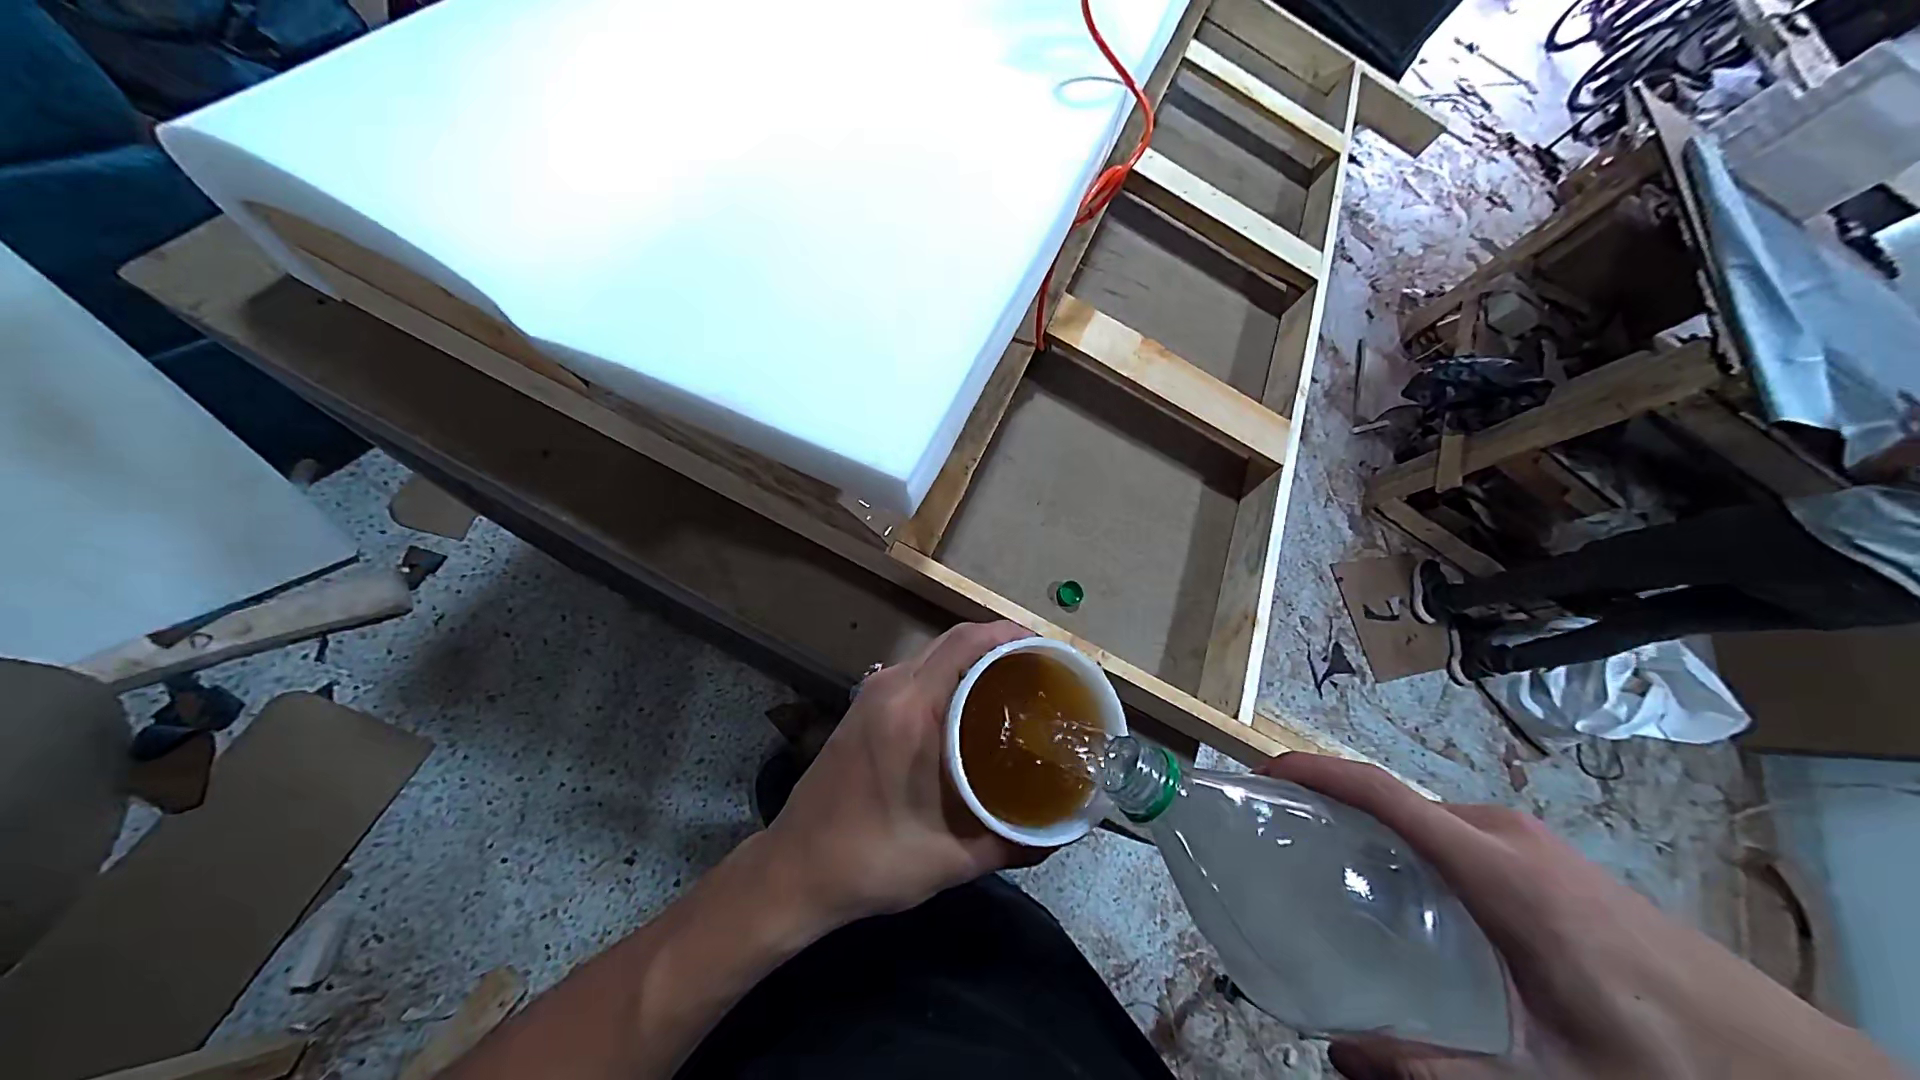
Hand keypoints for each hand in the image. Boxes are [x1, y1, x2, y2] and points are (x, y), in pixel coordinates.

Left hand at [757, 621, 1048, 927]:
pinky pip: (917, 674)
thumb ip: (1014, 842)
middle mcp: (889, 688)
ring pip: (934, 655)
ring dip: (974, 659)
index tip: (1050, 652)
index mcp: (910, 711)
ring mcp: (871, 694)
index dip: (1011, 635)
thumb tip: (1063, 831)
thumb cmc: (872, 862)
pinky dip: (949, 675)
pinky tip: (971, 705)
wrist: (794, 871)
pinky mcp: (862, 707)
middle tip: (1043, 671)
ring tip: (1015, 685)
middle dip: (1000, 644)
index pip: (966, 644)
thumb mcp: (952, 859)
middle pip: (953, 640)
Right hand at [1260, 753, 1908, 1079]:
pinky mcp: (1545, 856)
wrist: (1793, 1068)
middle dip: (1332, 805)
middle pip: (1396, 799)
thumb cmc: (1664, 1061)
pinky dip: (1408, 841)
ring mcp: (1529, 841)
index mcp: (1498, 871)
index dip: (1317, 773)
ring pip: (1425, 815)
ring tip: (1332, 868)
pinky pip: (1453, 830)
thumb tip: (1338, 1051)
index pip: (1385, 794)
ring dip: (1370, 825)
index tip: (1265, 776)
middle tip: (1284, 842)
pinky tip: (1406, 895)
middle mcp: (1506, 835)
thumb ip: (1440, 1069)